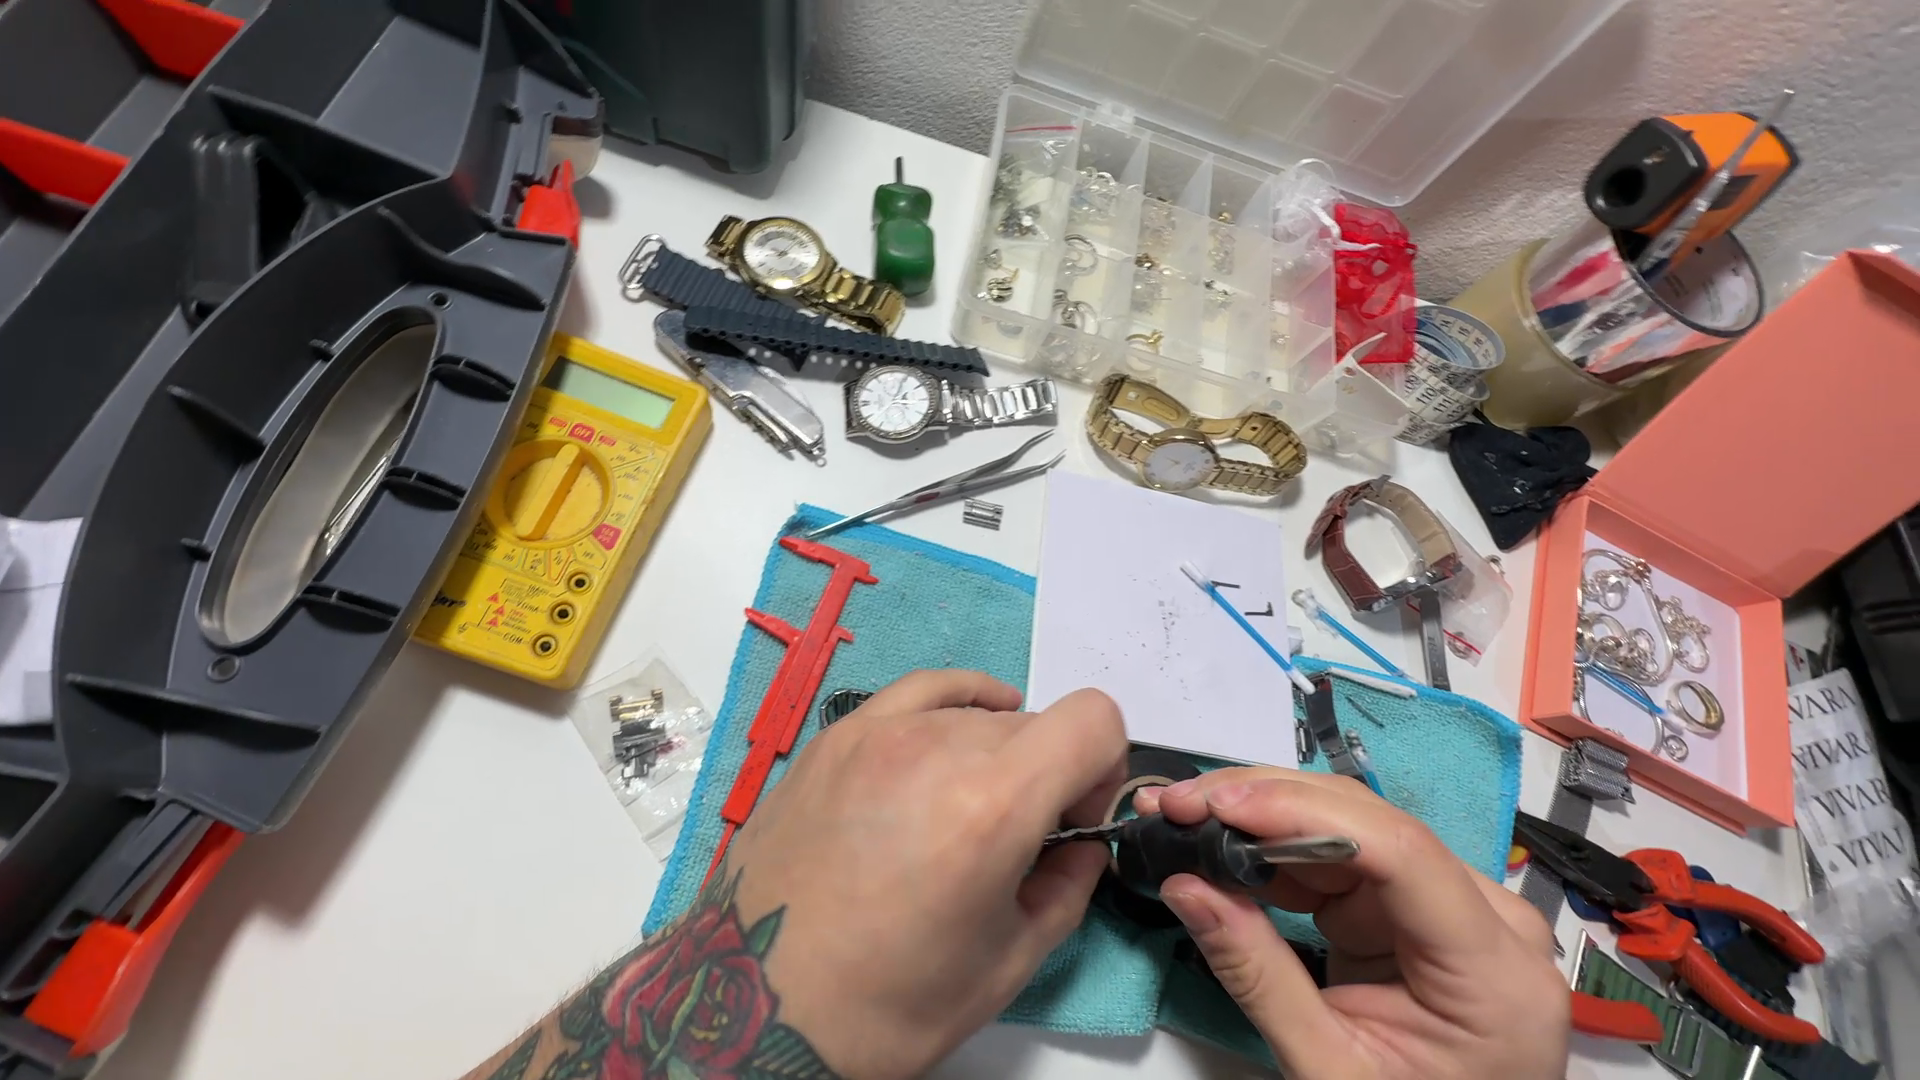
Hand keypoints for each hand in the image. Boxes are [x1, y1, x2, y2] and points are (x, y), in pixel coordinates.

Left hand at [723, 672, 1127, 1079]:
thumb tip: (1081, 842)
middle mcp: (941, 745)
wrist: (753, 1002)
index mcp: (994, 802)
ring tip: (964, 808)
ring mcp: (882, 730)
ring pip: (981, 712)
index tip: (1077, 818)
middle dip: (1051, 771)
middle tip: (1018, 835)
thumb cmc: (889, 1002)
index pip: (1094, 720)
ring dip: (998, 752)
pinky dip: (956, 703)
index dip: (1106, 767)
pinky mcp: (840, 733)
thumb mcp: (1008, 963)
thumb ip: (1069, 887)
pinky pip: (921, 691)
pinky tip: (957, 727)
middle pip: (1037, 723)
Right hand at [1135, 770, 1566, 1078]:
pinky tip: (1217, 842)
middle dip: (1259, 803)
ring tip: (1179, 814)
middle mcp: (1483, 913)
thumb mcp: (1327, 1069)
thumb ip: (1255, 975)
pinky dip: (1267, 845)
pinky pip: (1330, 853)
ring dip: (1252, 815)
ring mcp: (1446, 900)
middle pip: (1364, 823)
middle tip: (1173, 804)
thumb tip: (1181, 883)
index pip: (1398, 852)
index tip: (1213, 805)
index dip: (1300, 812)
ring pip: (1339, 823)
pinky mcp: (1406, 901)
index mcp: (1490, 969)